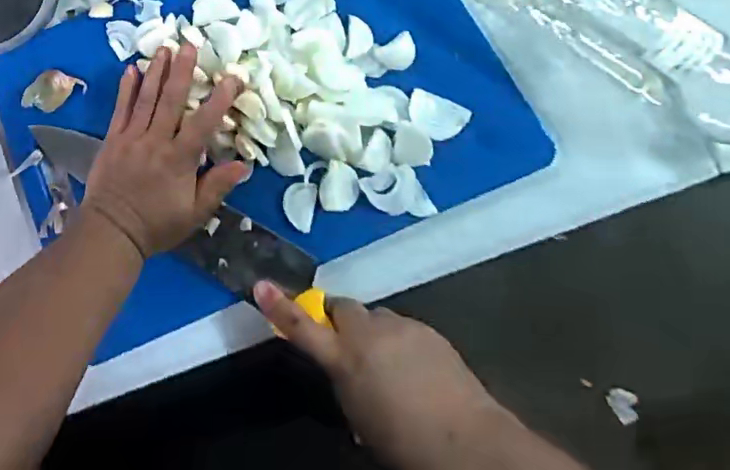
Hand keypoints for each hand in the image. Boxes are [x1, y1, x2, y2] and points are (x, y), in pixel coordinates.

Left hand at [81, 46, 249, 258]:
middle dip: (182, 71)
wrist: (110, 232)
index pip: (203, 123)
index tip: (231, 77)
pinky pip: (121, 109)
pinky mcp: (112, 138)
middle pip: (171, 100)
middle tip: (190, 44)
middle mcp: (156, 141)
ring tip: (164, 48)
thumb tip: (242, 163)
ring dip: (156, 71)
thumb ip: (217, 186)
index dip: (218, 100)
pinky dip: (126, 88)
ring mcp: (131, 137)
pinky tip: (131, 69)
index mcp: (179, 160)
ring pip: (146, 98)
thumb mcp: (194, 214)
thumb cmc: (156, 225)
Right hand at [256, 285, 587, 469]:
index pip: (303, 328)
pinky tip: (419, 372)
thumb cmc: (406, 445)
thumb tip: (350, 379)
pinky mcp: (426, 329)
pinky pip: (403, 329)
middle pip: (343, 308)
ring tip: (392, 368)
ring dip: (374, 334)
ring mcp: (399, 326)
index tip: (260, 284)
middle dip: (340, 320)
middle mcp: (368, 334)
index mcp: (345, 362)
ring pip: (376, 318)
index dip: (279, 307)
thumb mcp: (363, 421)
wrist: (470, 443)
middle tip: (349, 347)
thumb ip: (348, 389)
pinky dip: (402, 343)